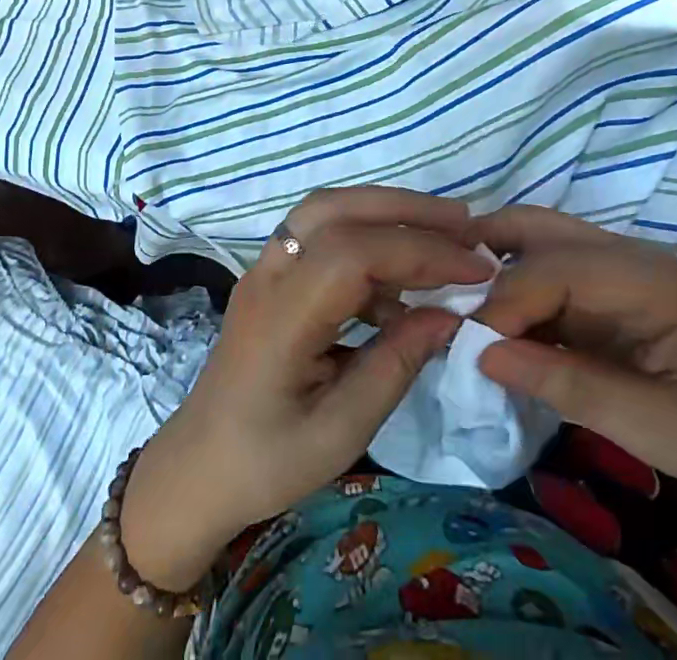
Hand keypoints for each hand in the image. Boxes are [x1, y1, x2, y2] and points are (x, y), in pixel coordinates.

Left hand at [121, 188, 494, 591]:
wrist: (199, 467)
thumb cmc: (266, 462)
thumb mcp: (341, 431)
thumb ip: (395, 365)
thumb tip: (449, 315)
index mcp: (279, 319)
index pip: (351, 254)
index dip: (418, 252)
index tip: (476, 271)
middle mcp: (265, 280)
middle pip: (331, 210)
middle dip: (401, 208)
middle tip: (464, 225)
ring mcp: (261, 276)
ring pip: (321, 216)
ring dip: (382, 218)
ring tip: (441, 245)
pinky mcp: (268, 284)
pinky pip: (317, 242)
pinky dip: (363, 246)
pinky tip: (398, 287)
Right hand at [469, 206, 676, 505]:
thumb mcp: (657, 427)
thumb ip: (569, 385)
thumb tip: (480, 354)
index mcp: (654, 283)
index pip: (556, 268)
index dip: (505, 301)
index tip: (471, 347)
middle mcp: (629, 260)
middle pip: (538, 227)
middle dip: (481, 252)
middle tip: (440, 293)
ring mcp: (613, 271)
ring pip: (533, 240)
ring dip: (488, 266)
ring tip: (453, 303)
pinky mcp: (599, 293)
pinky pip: (539, 272)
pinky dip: (505, 289)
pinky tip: (485, 320)